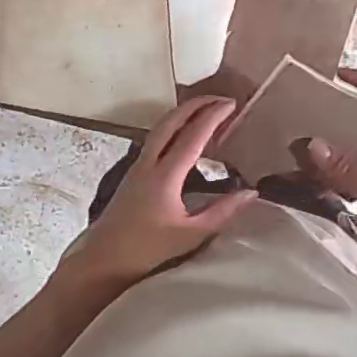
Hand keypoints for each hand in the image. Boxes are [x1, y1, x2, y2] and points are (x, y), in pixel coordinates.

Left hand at [67, 96, 258, 285]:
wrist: (105, 257)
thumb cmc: (148, 249)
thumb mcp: (192, 234)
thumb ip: (222, 212)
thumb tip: (251, 192)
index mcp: (165, 176)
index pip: (192, 136)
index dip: (213, 116)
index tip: (232, 103)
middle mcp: (148, 164)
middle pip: (170, 122)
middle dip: (195, 105)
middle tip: (220, 99)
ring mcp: (136, 167)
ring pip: (158, 129)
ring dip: (181, 115)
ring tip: (205, 111)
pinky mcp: (132, 175)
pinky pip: (153, 141)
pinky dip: (171, 129)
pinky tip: (183, 136)